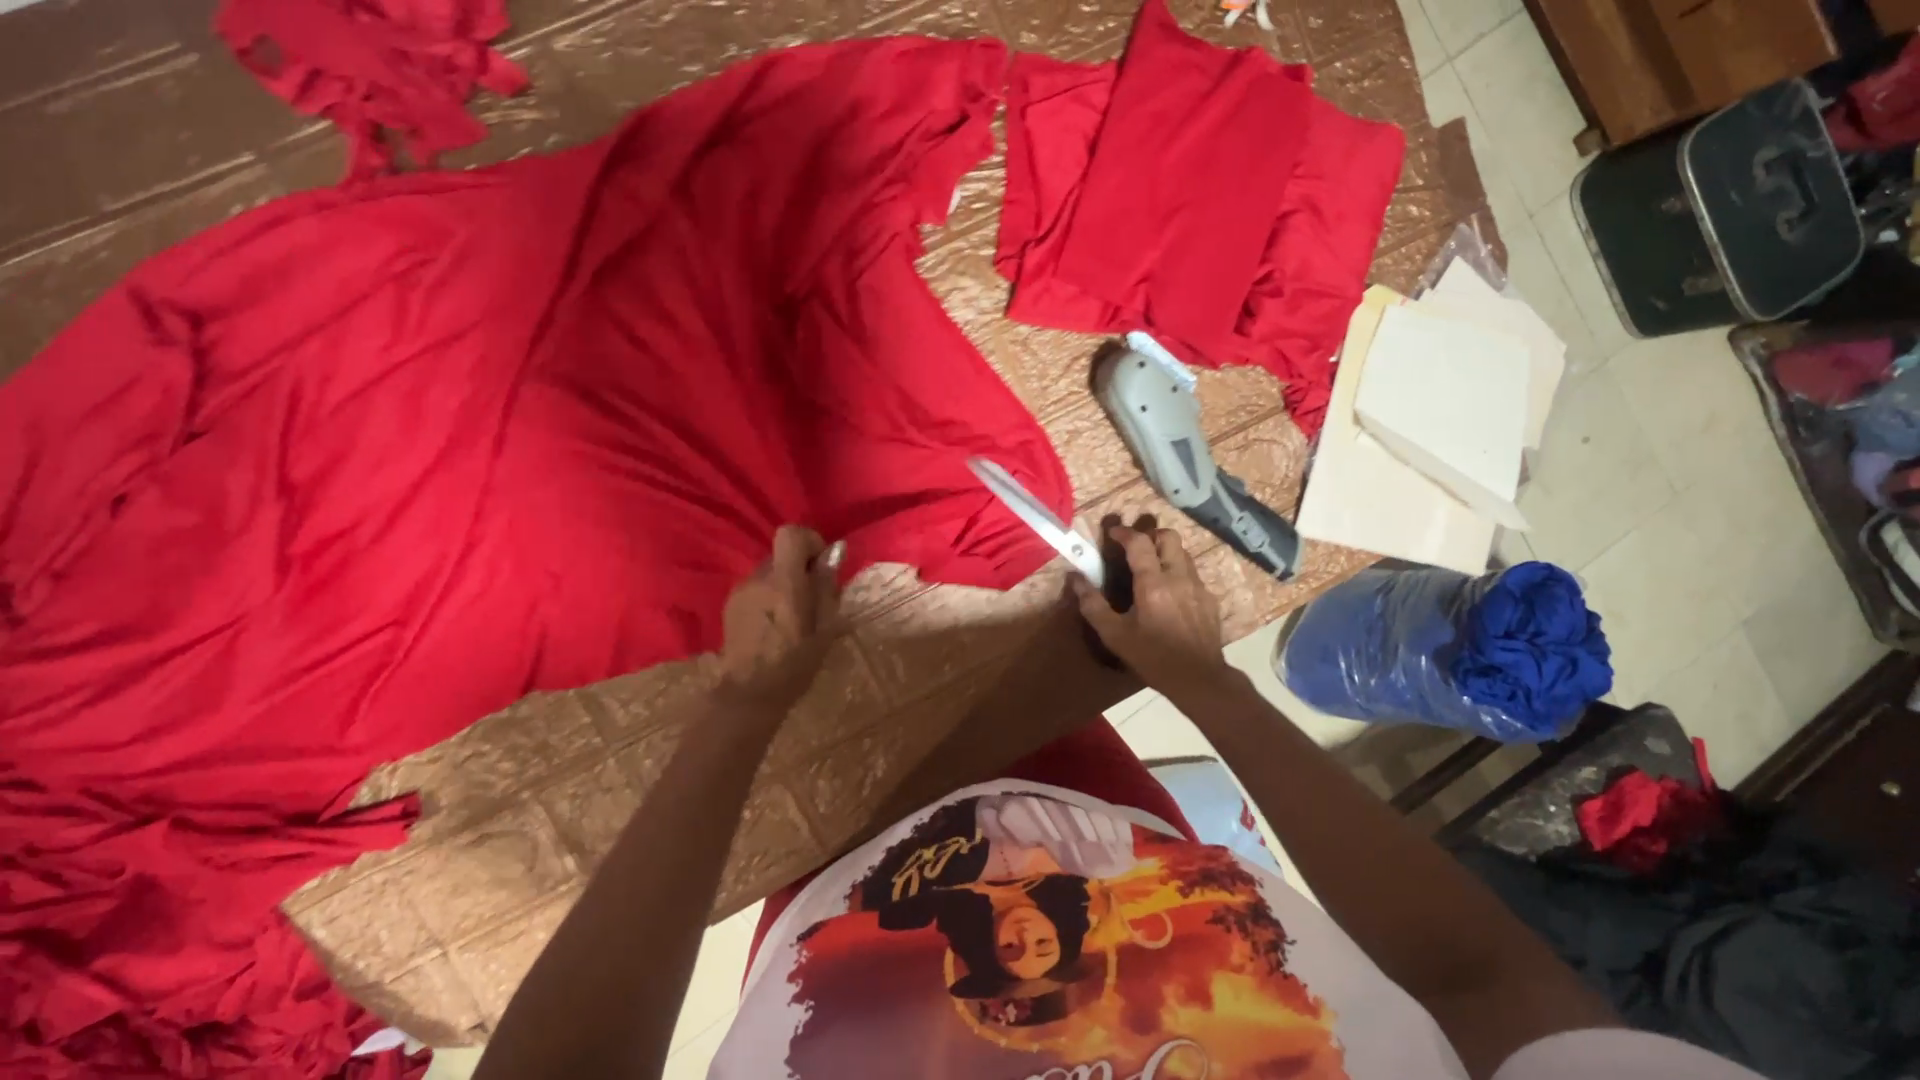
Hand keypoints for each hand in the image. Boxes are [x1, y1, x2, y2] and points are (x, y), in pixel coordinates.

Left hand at [718, 525, 843, 710]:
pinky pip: (756, 587)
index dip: (810, 541)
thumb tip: (834, 552)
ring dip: (784, 583)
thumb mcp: (824, 630)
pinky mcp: (730, 604)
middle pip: (780, 553)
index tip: (822, 567)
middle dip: (799, 568)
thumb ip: (827, 587)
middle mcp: (758, 579)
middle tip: (813, 599)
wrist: (747, 696)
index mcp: (784, 583)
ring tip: (794, 617)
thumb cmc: (793, 666)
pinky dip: (769, 596)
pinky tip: (774, 626)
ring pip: (768, 571)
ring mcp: (740, 591)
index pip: (790, 534)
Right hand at [1073, 525, 1231, 694]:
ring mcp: (1198, 587)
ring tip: (1151, 569)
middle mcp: (1179, 577)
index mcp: (1153, 584)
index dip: (1124, 533)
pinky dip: (1177, 572)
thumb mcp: (1115, 635)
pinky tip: (1169, 594)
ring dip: (1165, 552)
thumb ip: (1093, 604)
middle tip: (1134, 548)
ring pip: (1183, 553)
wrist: (1198, 678)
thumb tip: (1075, 578)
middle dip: (1149, 535)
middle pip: (1168, 536)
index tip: (1112, 534)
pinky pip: (1193, 574)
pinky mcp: (1209, 599)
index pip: (1139, 542)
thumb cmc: (1152, 657)